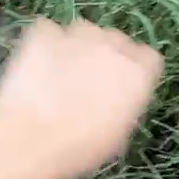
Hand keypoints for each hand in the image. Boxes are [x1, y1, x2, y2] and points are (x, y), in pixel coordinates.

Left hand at [0, 18, 162, 178]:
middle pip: (117, 40)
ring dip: (77, 45)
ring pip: (84, 30)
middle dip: (105, 55)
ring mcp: (79, 35)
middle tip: (86, 80)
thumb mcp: (117, 136)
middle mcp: (115, 46)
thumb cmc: (79, 149)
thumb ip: (125, 106)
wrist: (30, 138)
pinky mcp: (44, 31)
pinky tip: (37, 64)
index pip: (148, 58)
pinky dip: (45, 42)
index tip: (120, 85)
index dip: (133, 70)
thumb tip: (117, 99)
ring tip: (59, 70)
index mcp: (139, 74)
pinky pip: (49, 30)